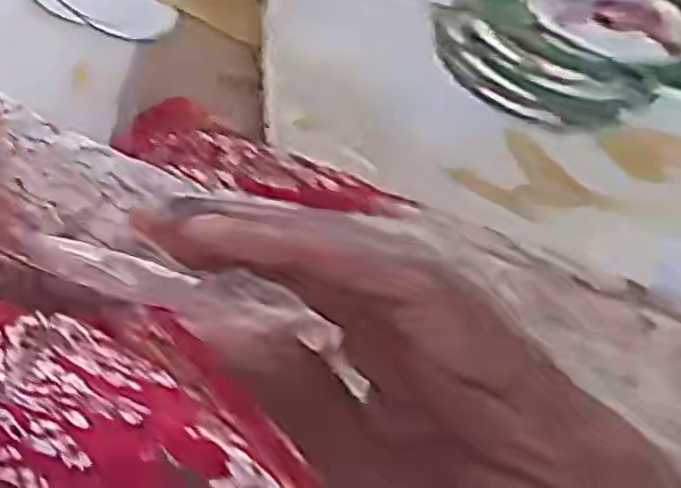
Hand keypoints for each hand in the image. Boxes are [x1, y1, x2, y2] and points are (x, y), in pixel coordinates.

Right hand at [137, 199, 679, 487]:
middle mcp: (490, 348)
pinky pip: (338, 294)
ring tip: (170, 230)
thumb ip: (301, 406)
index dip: (299, 243)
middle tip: (157, 221)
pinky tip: (216, 257)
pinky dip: (270, 270)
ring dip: (251, 240)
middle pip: (364, 257)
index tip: (195, 233)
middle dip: (254, 230)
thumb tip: (201, 316)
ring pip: (346, 266)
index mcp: (525, 396)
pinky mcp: (416, 352)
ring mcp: (453, 343)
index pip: (409, 283)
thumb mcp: (374, 487)